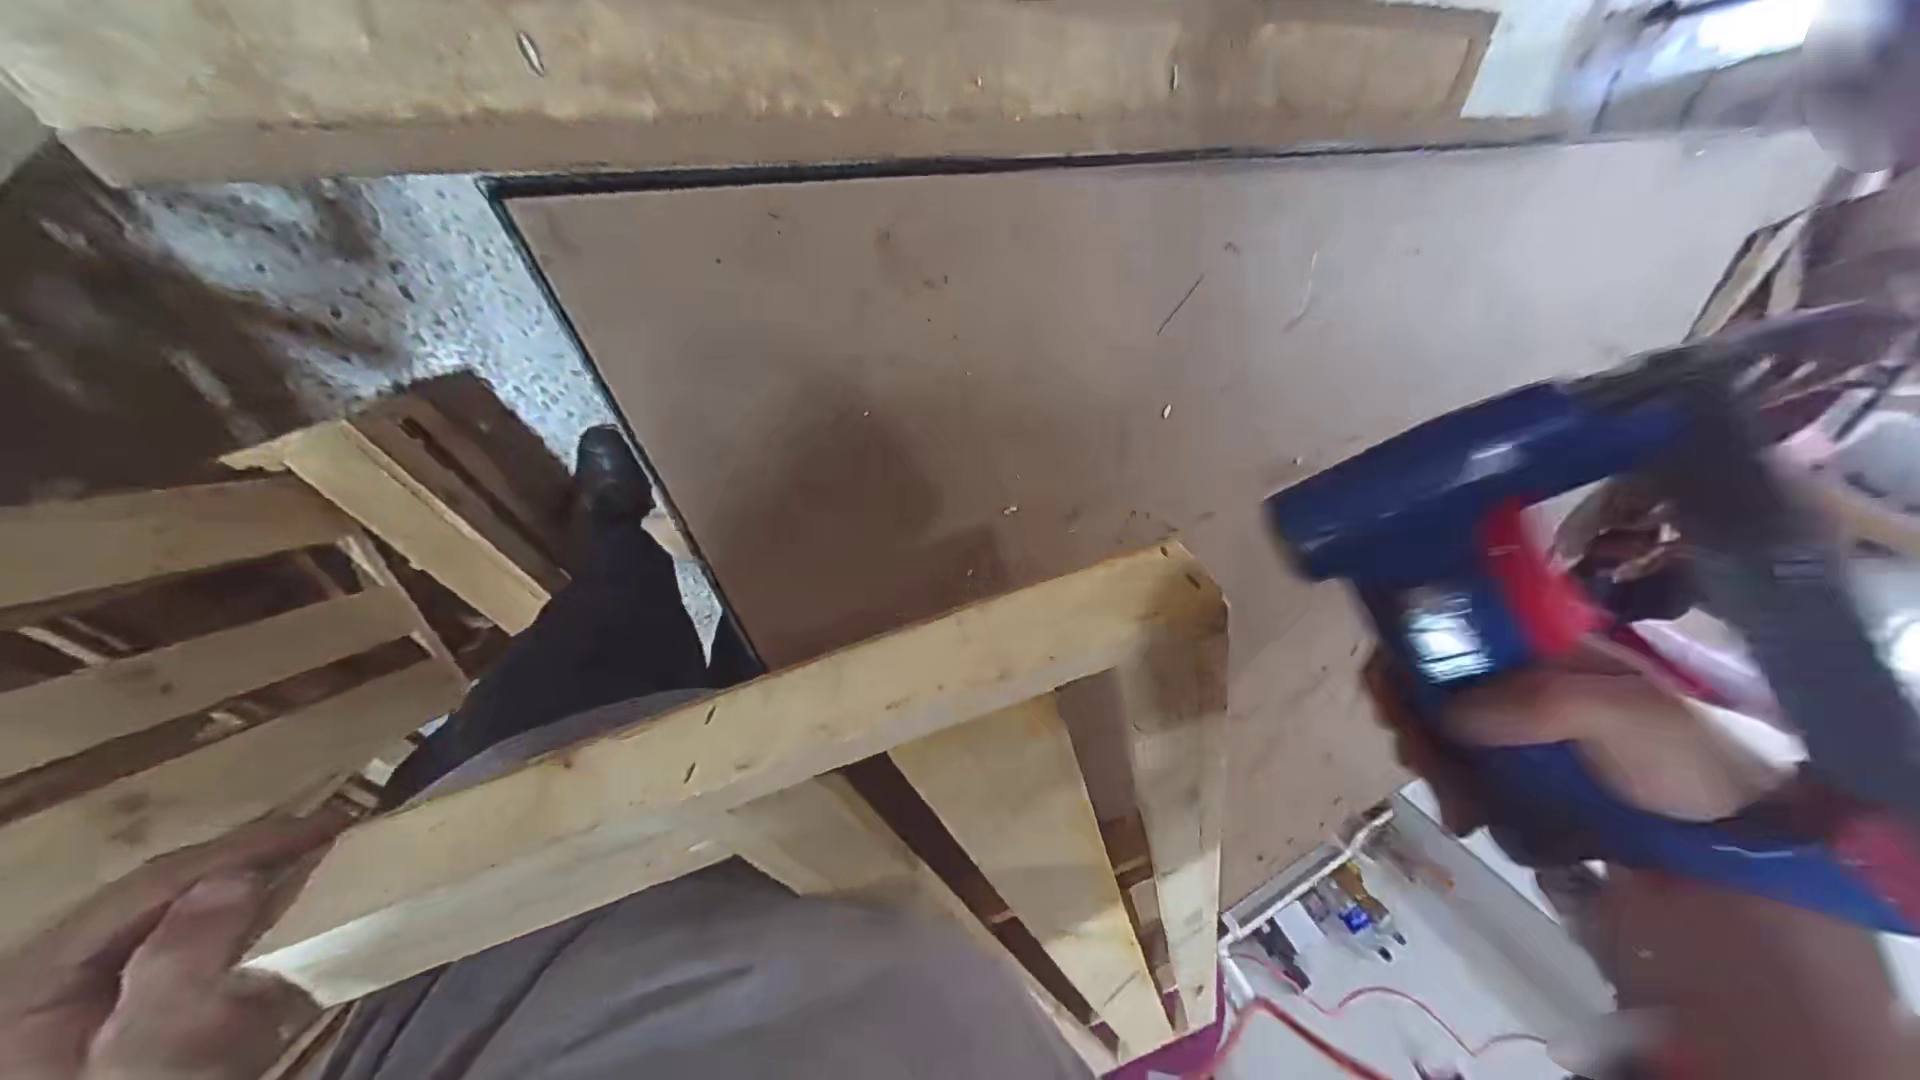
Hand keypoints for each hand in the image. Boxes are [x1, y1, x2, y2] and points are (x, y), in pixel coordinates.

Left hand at [0, 812, 346, 1079]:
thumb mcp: (157, 1056)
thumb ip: (182, 966)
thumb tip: (238, 875)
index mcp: (35, 982)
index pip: (153, 885)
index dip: (244, 844)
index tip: (329, 825)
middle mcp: (63, 977)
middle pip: (169, 892)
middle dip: (255, 855)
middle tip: (335, 833)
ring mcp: (104, 997)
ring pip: (189, 910)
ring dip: (261, 878)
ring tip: (324, 856)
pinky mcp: (149, 1011)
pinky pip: (206, 941)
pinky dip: (261, 914)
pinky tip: (301, 904)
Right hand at [1366, 641, 1919, 1079]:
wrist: (1734, 857)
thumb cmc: (1685, 765)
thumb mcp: (1627, 715)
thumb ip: (1537, 703)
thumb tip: (1444, 716)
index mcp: (1535, 648)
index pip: (1443, 629)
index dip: (1403, 652)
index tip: (1389, 694)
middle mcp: (1509, 680)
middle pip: (1423, 682)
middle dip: (1410, 721)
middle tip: (1418, 758)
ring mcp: (1505, 728)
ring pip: (1430, 729)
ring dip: (1429, 763)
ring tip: (1457, 803)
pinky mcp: (1505, 772)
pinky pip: (1451, 770)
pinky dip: (1447, 791)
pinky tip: (1466, 817)